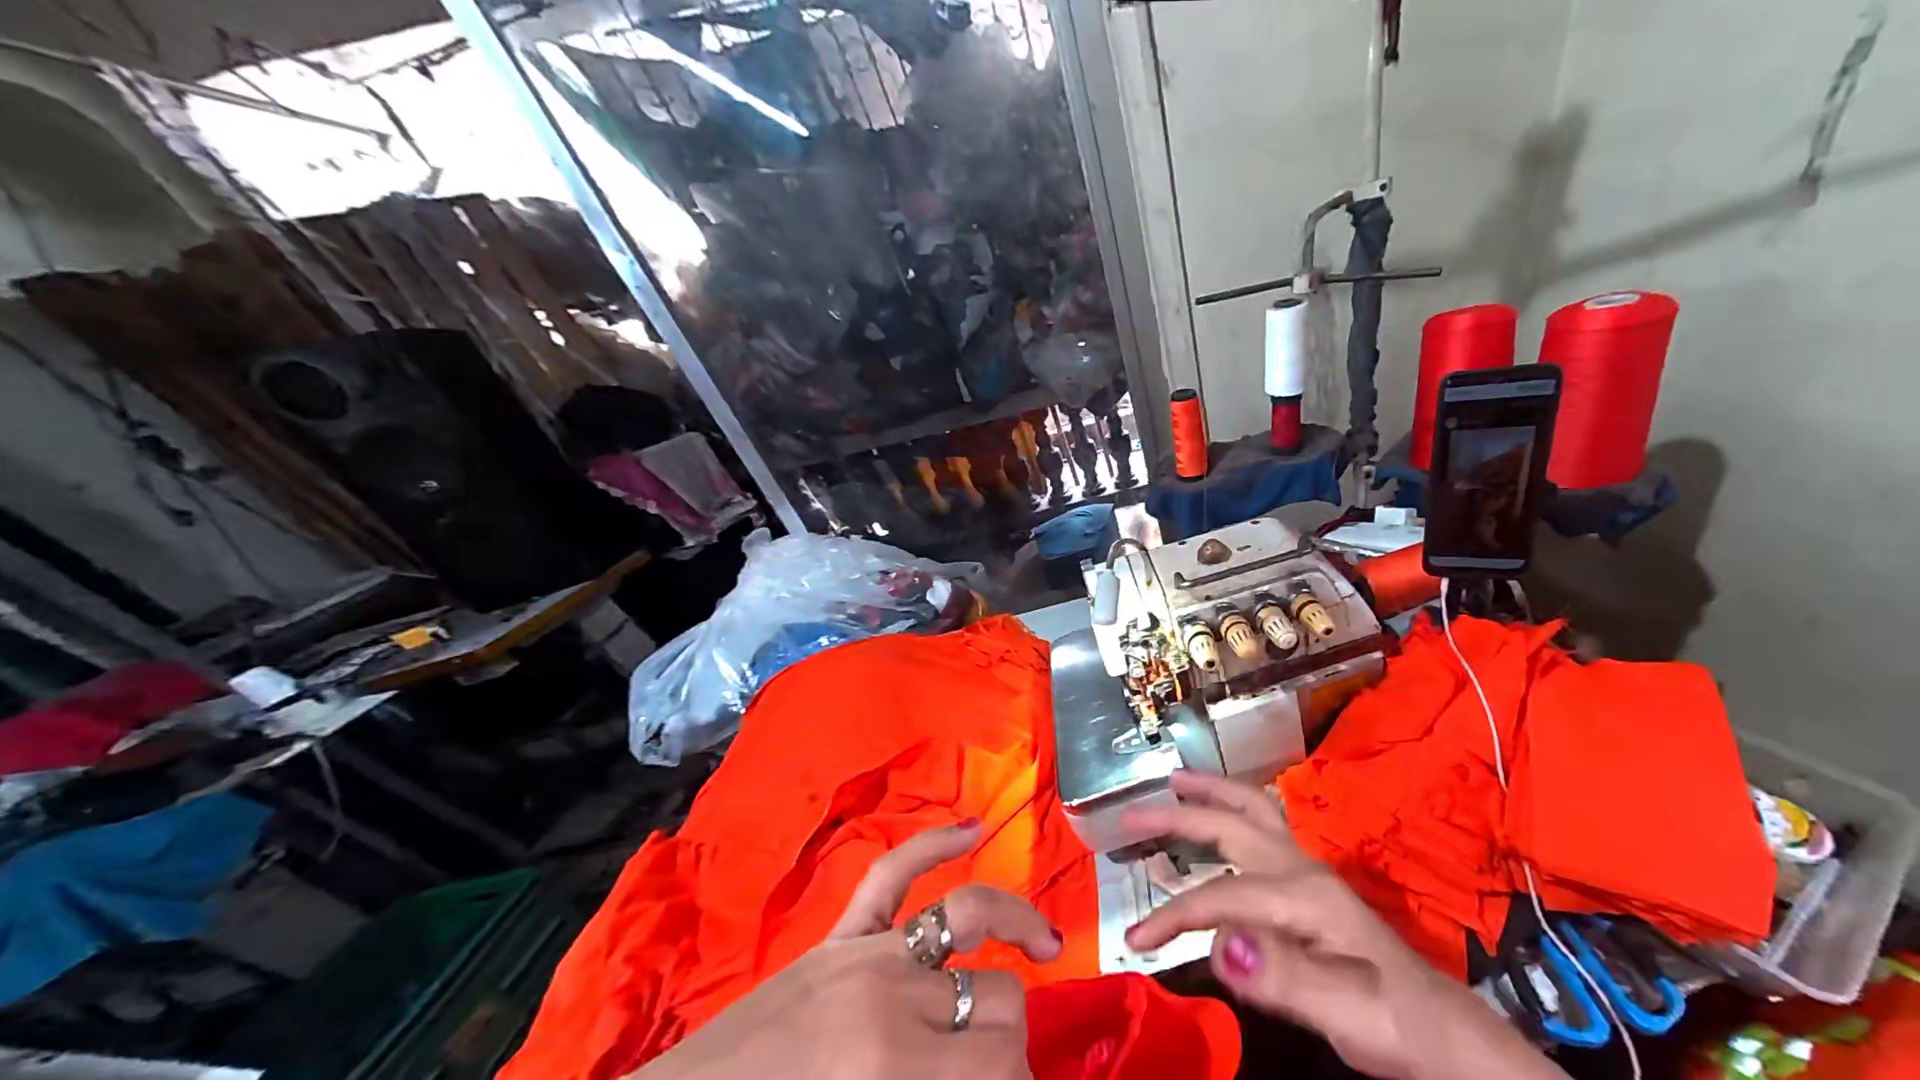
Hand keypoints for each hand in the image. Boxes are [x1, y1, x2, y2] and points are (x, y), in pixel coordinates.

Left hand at [640, 821, 1062, 1079]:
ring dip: (1013, 932)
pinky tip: (971, 829)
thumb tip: (998, 1070)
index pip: (1003, 1060)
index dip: (1020, 1078)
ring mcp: (864, 949)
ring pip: (969, 920)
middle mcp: (891, 993)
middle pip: (996, 997)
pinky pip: (894, 873)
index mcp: (897, 1066)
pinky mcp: (839, 933)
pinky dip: (934, 845)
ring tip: (1045, 945)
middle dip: (1010, 1037)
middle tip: (998, 1064)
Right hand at [1122, 772, 1565, 1079]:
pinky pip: (1261, 828)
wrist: (1445, 1034)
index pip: (1221, 897)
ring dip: (1209, 793)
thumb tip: (1222, 944)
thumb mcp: (1347, 1014)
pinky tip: (1218, 813)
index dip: (1174, 915)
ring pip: (1251, 812)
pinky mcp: (1307, 883)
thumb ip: (1285, 976)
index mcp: (1305, 897)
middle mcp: (1300, 869)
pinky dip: (1230, 809)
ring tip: (1174, 781)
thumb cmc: (1395, 1023)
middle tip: (1130, 814)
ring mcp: (1305, 871)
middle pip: (1230, 826)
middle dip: (1178, 815)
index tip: (1137, 938)